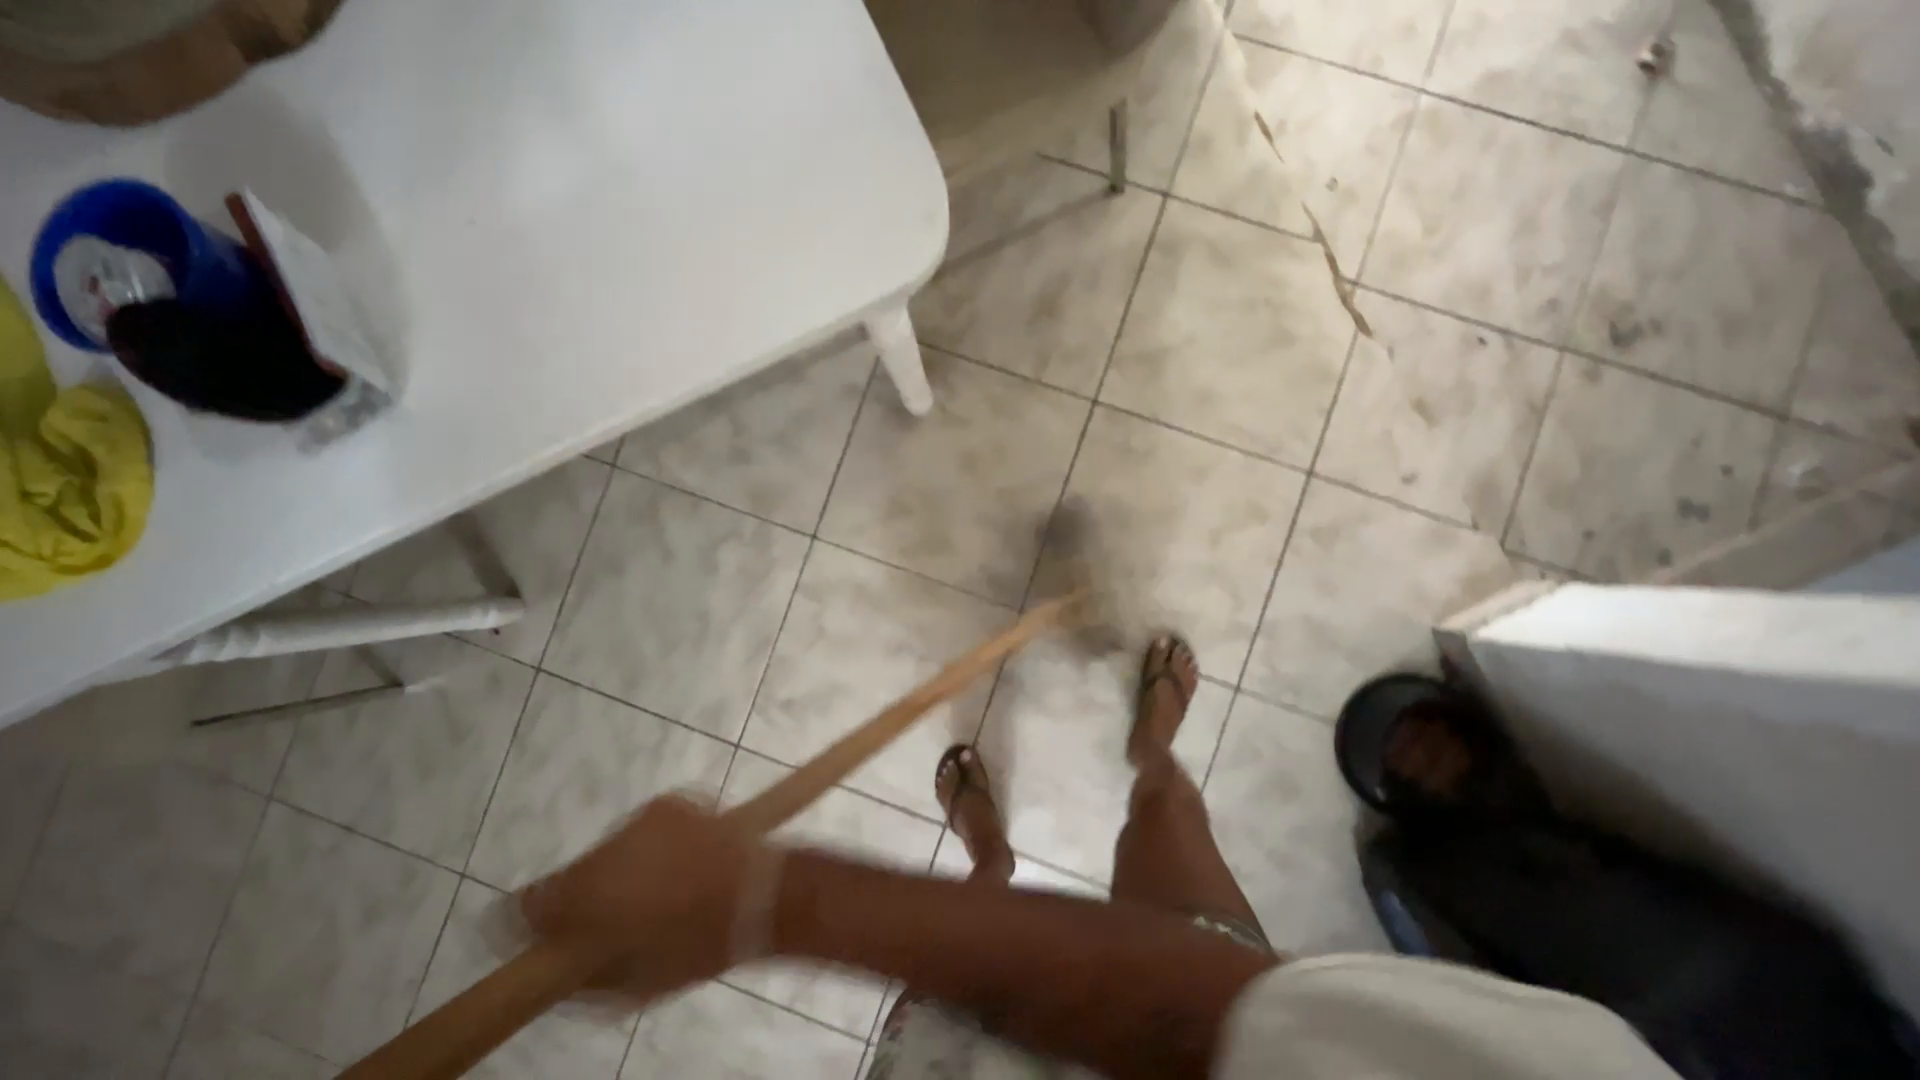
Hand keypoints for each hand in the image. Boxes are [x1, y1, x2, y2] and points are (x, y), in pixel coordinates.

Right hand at [519, 795, 765, 1000]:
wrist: (761, 893)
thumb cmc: (694, 946)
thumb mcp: (629, 985)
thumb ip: (580, 972)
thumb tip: (556, 962)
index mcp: (583, 897)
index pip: (528, 904)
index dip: (541, 921)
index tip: (556, 932)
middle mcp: (601, 850)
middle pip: (577, 873)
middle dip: (592, 893)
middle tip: (624, 915)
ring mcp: (637, 820)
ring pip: (614, 848)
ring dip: (627, 865)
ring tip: (664, 886)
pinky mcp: (669, 802)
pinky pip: (649, 828)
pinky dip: (659, 843)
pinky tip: (683, 861)